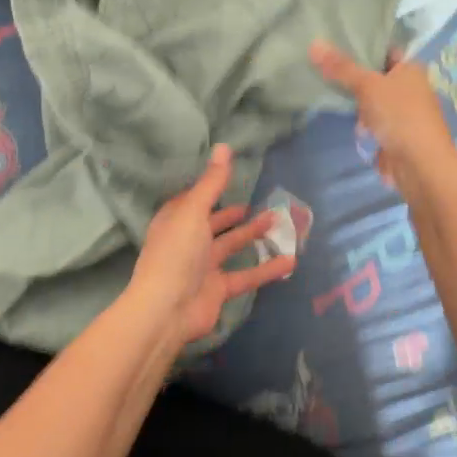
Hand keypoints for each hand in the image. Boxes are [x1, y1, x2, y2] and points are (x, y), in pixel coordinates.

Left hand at [128, 145, 296, 344]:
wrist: (166, 310)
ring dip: (253, 235)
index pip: (193, 200)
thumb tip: (224, 146)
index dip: (209, 190)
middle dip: (235, 214)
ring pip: (232, 246)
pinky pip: (245, 275)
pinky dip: (266, 268)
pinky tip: (290, 260)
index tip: (231, 178)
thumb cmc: (176, 254)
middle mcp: (188, 241)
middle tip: (261, 203)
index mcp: (175, 220)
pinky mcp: (218, 289)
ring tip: (279, 222)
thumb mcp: (193, 212)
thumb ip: (212, 183)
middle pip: (214, 223)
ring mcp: (203, 266)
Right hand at [310, 40, 456, 191]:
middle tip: (321, 61)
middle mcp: (409, 88)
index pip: (386, 49)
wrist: (418, 164)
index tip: (336, 39)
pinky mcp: (391, 133)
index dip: (364, 44)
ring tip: (322, 83)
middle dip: (353, 72)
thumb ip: (341, 67)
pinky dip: (357, 118)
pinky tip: (337, 112)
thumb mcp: (368, 86)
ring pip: (370, 98)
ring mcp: (400, 112)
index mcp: (411, 70)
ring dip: (353, 97)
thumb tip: (314, 43)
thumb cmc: (400, 116)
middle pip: (375, 74)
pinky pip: (369, 119)